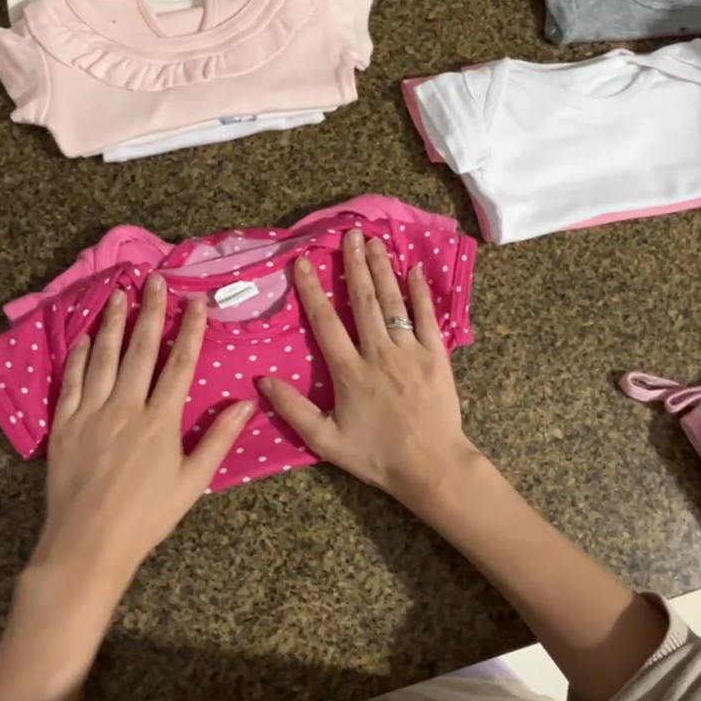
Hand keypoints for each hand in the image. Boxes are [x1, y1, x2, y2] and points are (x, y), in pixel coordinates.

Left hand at [32, 274, 253, 580]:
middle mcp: (126, 408)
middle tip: (156, 280)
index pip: (179, 364)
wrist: (88, 544)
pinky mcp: (65, 426)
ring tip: (121, 294)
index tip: (195, 302)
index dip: (190, 330)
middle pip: (142, 350)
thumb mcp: (192, 481)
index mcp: (160, 420)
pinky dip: (80, 356)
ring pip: (105, 358)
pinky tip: (87, 337)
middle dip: (151, 312)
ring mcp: (91, 414)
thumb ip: (219, 438)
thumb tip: (247, 402)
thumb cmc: (147, 515)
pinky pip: (72, 381)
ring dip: (115, 323)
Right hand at [258, 230, 482, 512]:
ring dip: (382, 270)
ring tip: (374, 242)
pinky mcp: (437, 356)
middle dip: (353, 265)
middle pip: (362, 301)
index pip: (325, 322)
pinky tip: (414, 270)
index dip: (311, 290)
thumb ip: (293, 410)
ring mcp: (411, 351)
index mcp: (350, 371)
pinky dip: (420, 292)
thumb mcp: (326, 441)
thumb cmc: (376, 456)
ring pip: (393, 302)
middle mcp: (379, 353)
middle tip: (349, 235)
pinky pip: (427, 317)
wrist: (431, 466)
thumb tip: (262, 381)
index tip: (302, 262)